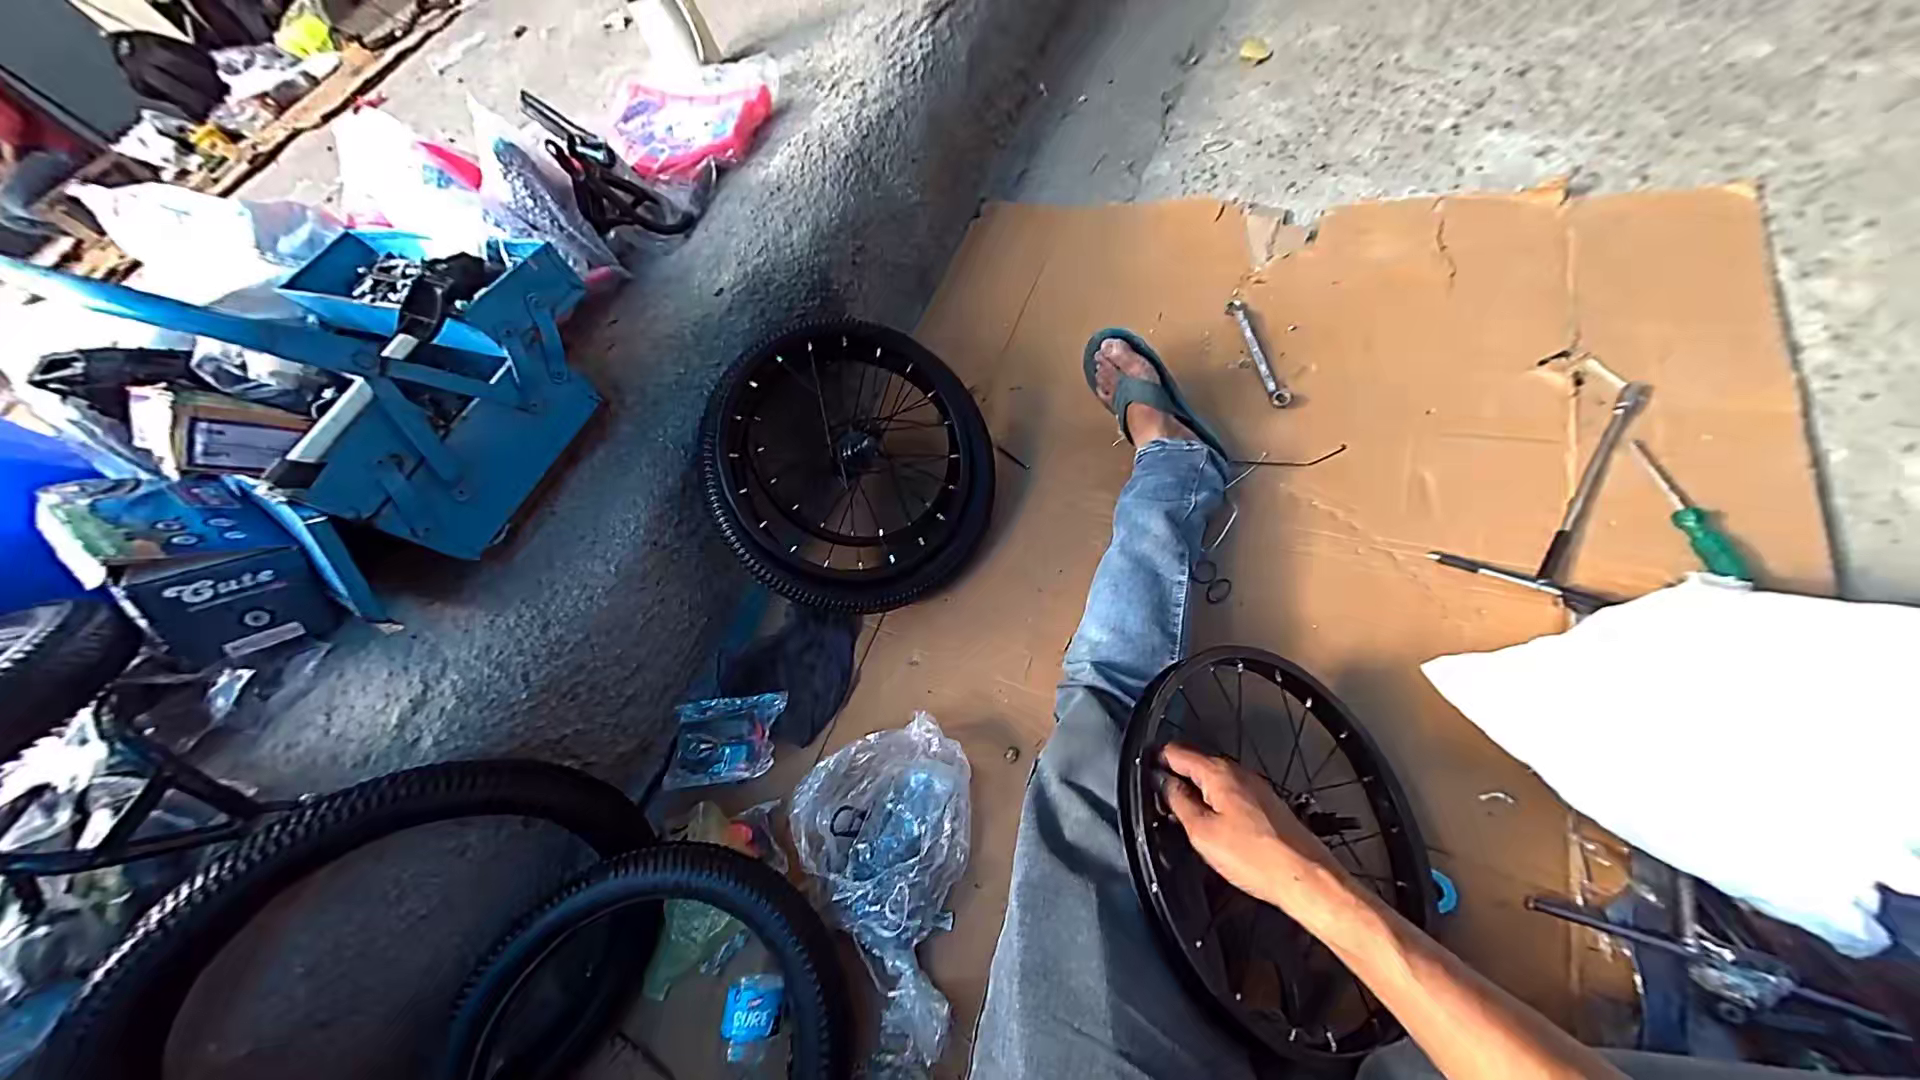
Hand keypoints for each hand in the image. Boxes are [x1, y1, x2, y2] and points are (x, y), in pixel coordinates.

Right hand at [1160, 743, 1352, 916]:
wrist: (1308, 879)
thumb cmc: (1256, 858)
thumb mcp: (1202, 832)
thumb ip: (1178, 801)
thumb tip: (1164, 783)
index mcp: (1218, 773)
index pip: (1177, 752)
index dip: (1156, 760)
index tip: (1144, 772)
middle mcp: (1238, 773)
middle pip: (1197, 764)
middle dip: (1176, 777)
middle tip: (1161, 799)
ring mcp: (1256, 788)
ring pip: (1215, 780)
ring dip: (1197, 791)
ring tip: (1185, 816)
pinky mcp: (1268, 805)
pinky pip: (1232, 794)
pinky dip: (1216, 802)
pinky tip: (1215, 826)